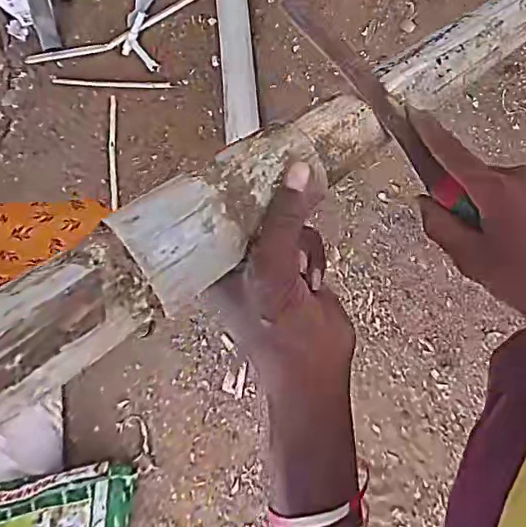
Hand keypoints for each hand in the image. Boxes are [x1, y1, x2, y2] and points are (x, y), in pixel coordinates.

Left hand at [206, 162, 355, 402]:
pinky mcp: (292, 267)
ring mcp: (263, 263)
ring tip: (305, 272)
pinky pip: (304, 236)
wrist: (317, 373)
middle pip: (252, 209)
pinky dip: (315, 250)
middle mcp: (231, 259)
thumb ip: (283, 221)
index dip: (231, 181)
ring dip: (303, 237)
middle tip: (296, 184)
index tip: (256, 153)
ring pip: (284, 220)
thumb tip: (297, 170)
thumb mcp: (274, 272)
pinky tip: (315, 277)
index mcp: (209, 262)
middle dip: (279, 208)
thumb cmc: (281, 335)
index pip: (212, 208)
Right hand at [409, 109, 525, 348]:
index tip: (414, 114)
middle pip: (475, 177)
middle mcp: (519, 175)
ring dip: (491, 209)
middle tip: (474, 241)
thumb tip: (425, 203)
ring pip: (497, 188)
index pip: (452, 153)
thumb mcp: (473, 260)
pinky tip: (523, 242)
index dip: (429, 134)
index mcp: (496, 189)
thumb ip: (441, 226)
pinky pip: (519, 193)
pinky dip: (512, 211)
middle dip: (466, 202)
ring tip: (505, 249)